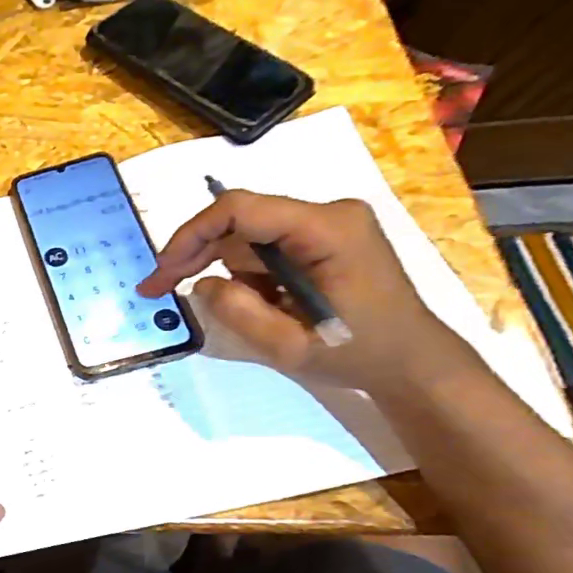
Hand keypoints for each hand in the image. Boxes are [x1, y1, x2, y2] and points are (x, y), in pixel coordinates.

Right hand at [137, 190, 476, 394]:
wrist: (413, 362)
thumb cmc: (360, 355)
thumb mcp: (289, 346)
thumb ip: (238, 313)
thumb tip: (202, 284)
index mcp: (327, 229)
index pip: (240, 209)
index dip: (191, 235)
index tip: (163, 271)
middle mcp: (327, 214)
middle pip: (239, 219)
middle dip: (195, 254)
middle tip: (158, 288)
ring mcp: (326, 224)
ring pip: (247, 235)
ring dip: (224, 270)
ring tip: (231, 310)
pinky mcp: (322, 238)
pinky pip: (263, 246)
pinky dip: (245, 274)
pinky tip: (258, 303)